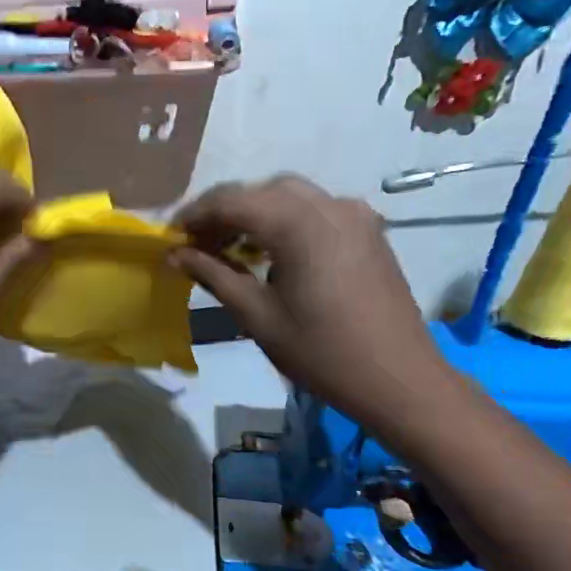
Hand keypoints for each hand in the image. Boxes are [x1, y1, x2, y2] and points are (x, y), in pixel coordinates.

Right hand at [173, 176, 454, 425]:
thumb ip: (215, 276)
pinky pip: (318, 210)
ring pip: (292, 197)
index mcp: (298, 222)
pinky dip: (288, 221)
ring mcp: (355, 214)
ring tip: (231, 249)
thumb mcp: (258, 317)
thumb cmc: (322, 354)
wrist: (399, 379)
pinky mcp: (369, 230)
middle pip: (263, 191)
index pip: (232, 200)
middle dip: (226, 212)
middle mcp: (328, 204)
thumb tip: (176, 254)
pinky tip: (275, 252)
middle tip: (198, 245)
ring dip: (257, 214)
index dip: (195, 215)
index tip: (170, 238)